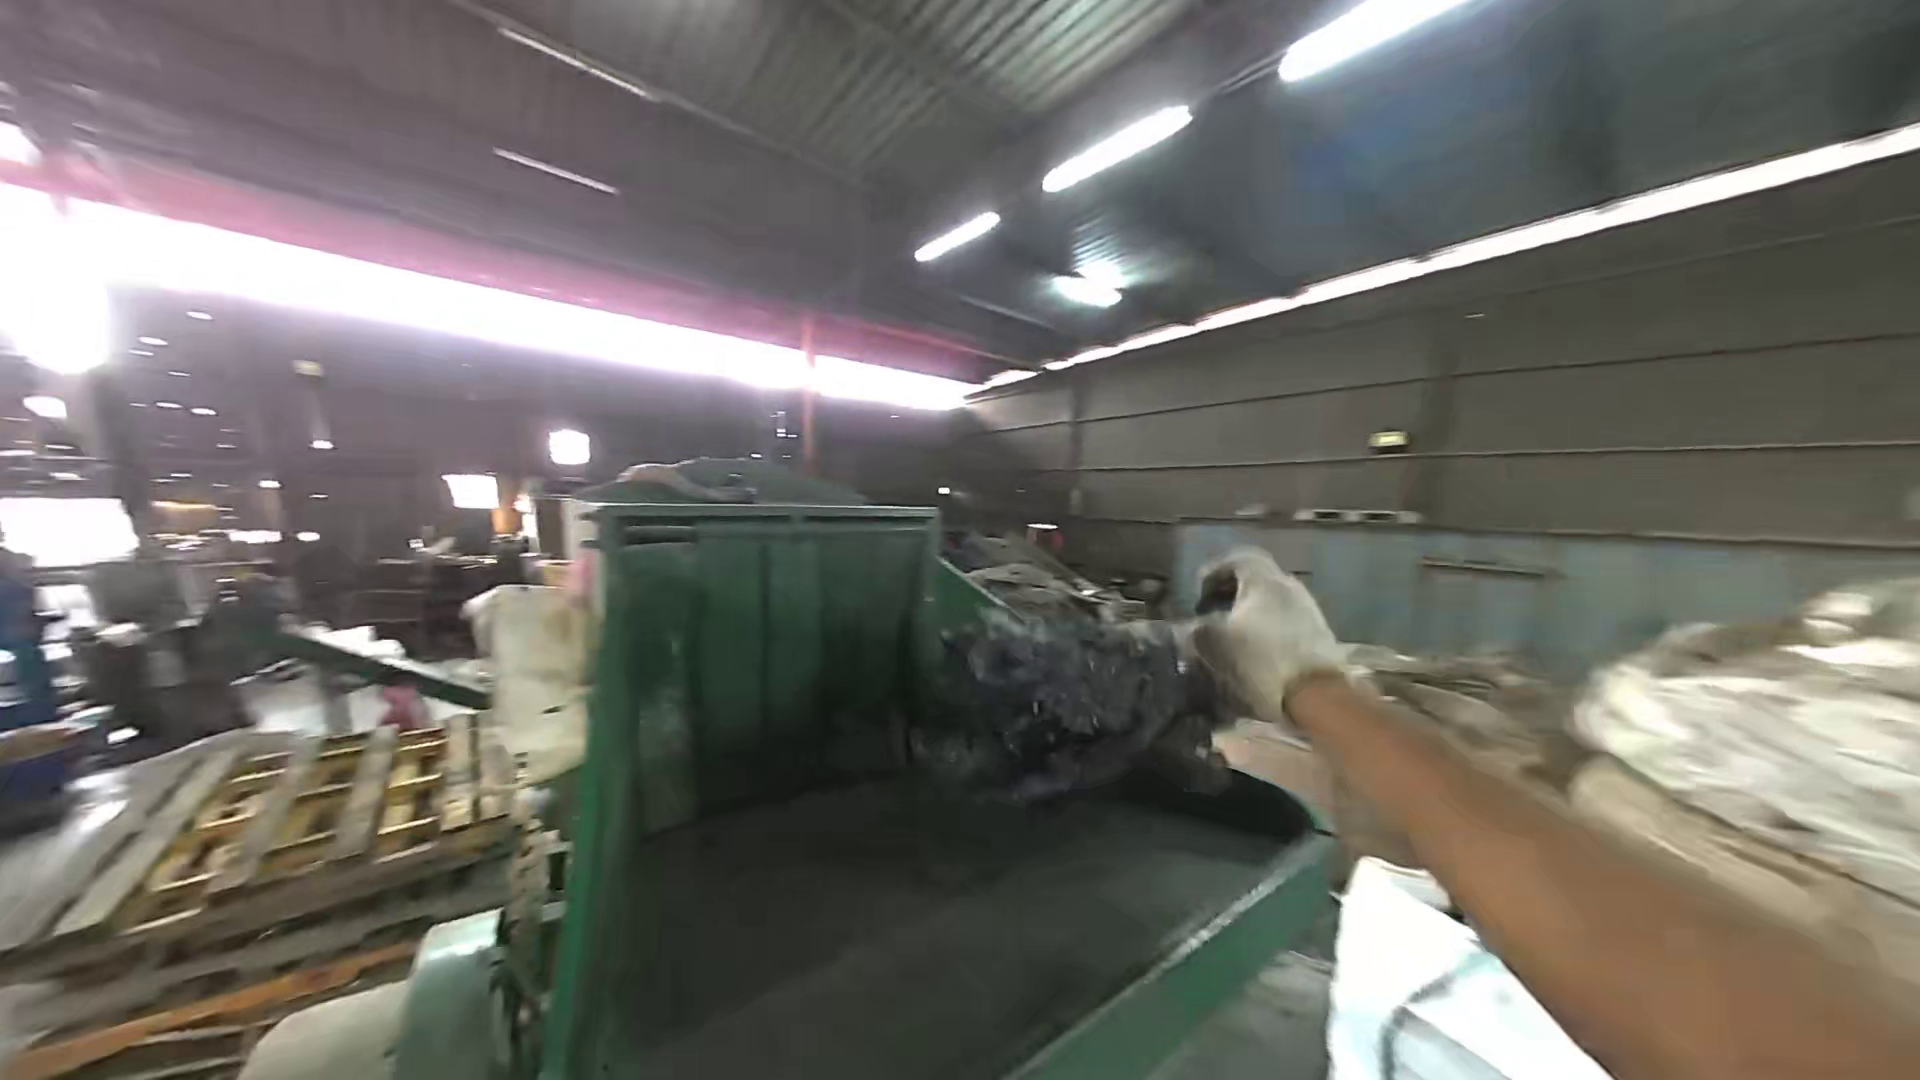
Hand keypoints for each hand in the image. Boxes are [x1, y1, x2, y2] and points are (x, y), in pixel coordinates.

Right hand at [1192, 548, 1343, 721]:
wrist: (1317, 696)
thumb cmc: (1261, 659)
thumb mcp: (1214, 643)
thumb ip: (1198, 629)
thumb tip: (1196, 627)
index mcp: (1264, 582)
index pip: (1239, 559)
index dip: (1215, 573)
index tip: (1199, 596)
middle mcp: (1290, 589)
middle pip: (1256, 580)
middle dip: (1230, 593)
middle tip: (1210, 613)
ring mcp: (1309, 612)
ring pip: (1271, 601)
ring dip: (1248, 613)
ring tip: (1230, 635)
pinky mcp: (1319, 636)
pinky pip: (1284, 621)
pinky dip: (1265, 628)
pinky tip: (1253, 651)